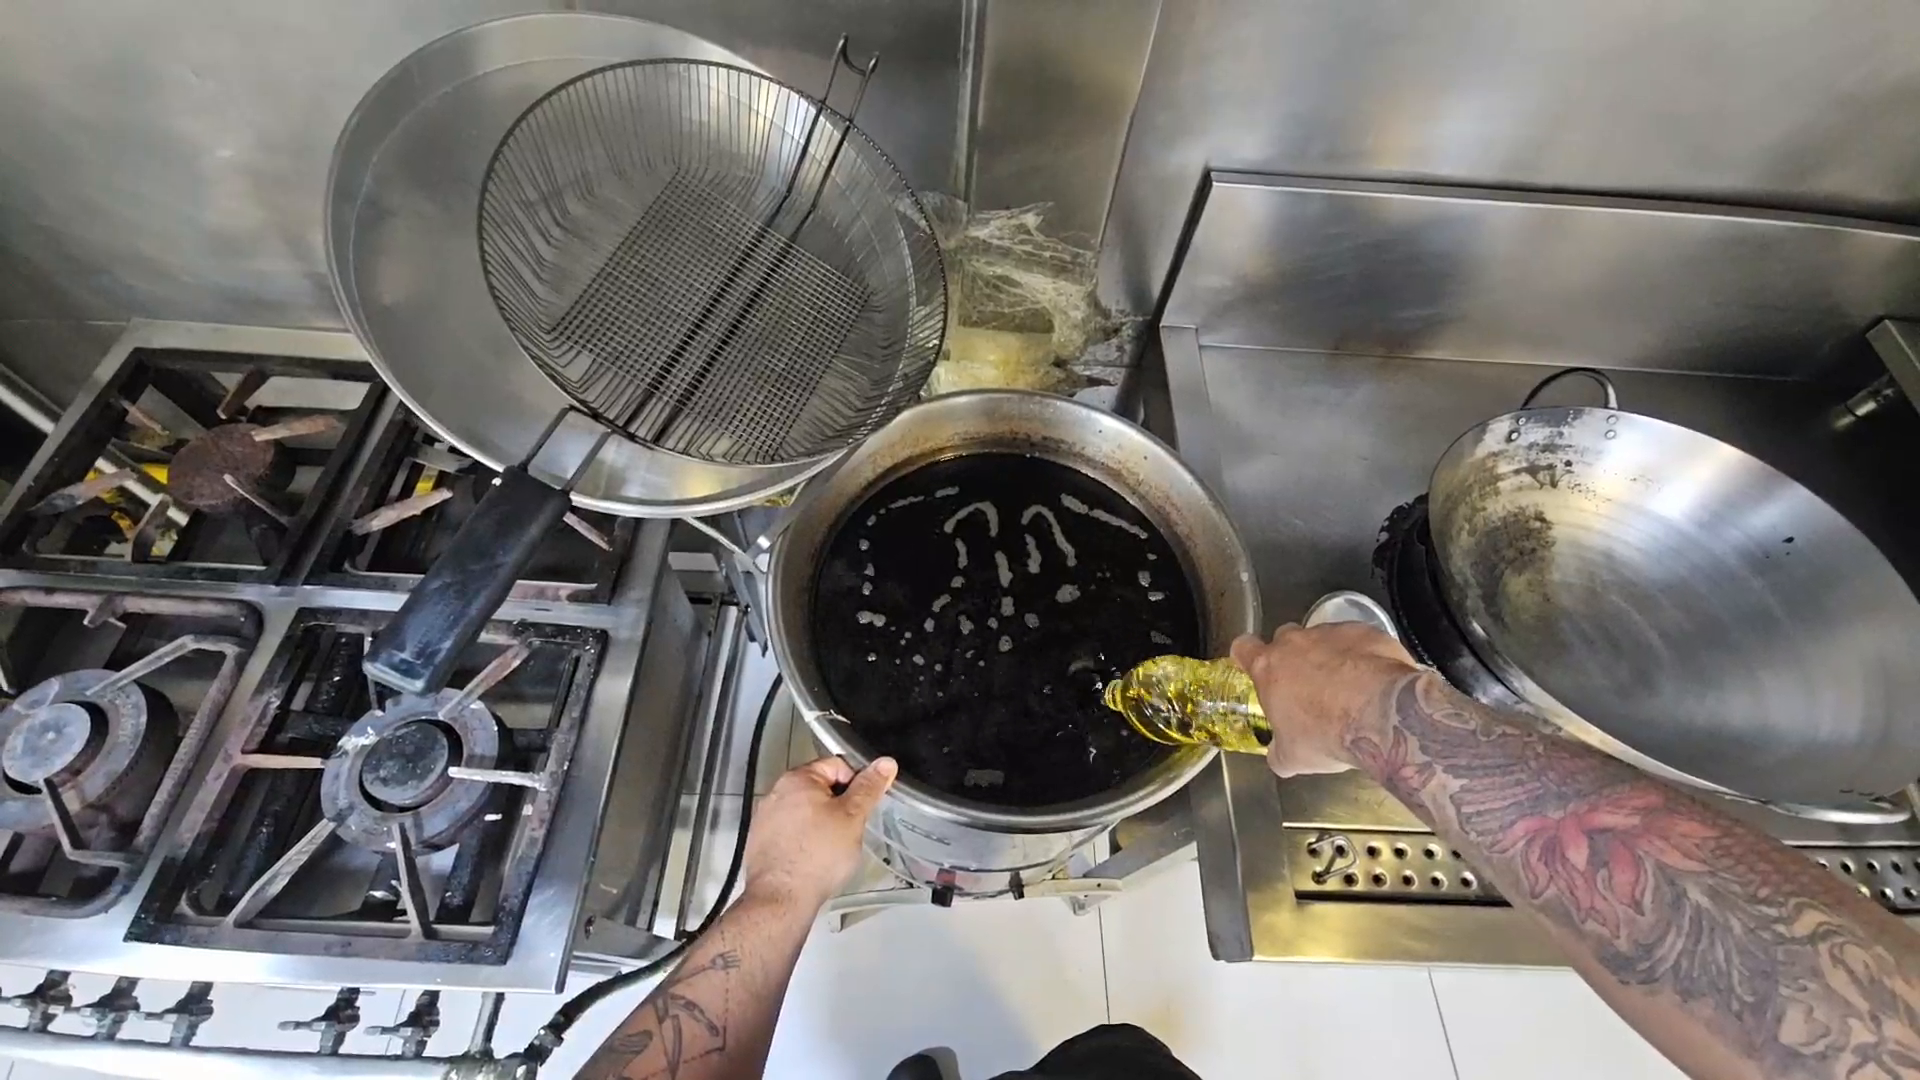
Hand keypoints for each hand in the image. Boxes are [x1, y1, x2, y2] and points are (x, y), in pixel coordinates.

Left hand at [741, 755, 896, 910]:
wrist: (780, 900)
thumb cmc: (815, 857)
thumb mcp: (852, 817)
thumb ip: (869, 787)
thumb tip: (885, 764)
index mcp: (798, 779)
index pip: (838, 765)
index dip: (857, 783)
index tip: (865, 804)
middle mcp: (777, 793)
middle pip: (821, 788)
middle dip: (840, 806)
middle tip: (850, 828)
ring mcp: (766, 819)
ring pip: (807, 812)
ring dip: (823, 824)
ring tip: (833, 848)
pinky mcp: (762, 843)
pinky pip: (793, 833)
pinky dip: (806, 841)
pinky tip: (815, 860)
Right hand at [1230, 623, 1420, 776]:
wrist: (1384, 715)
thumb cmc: (1328, 735)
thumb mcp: (1294, 756)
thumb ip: (1279, 751)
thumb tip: (1277, 758)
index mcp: (1267, 668)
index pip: (1243, 647)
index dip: (1247, 655)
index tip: (1255, 665)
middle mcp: (1294, 643)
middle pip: (1284, 638)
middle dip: (1293, 656)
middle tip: (1309, 684)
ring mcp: (1330, 633)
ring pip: (1323, 638)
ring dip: (1330, 656)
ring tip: (1350, 686)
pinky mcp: (1365, 632)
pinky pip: (1358, 640)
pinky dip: (1363, 655)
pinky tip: (1376, 680)